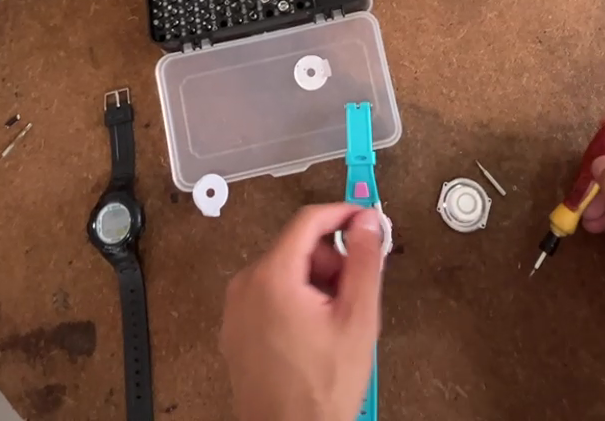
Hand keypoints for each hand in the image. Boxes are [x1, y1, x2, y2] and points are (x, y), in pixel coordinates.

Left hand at [220, 204, 385, 420]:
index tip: (365, 218)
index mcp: (272, 276)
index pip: (308, 220)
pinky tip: (313, 332)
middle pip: (296, 246)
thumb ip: (365, 260)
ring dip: (315, 282)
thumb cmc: (321, 390)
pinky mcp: (236, 328)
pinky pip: (269, 293)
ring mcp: (236, 308)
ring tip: (334, 320)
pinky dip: (294, 299)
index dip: (342, 214)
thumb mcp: (357, 319)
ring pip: (285, 270)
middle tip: (353, 290)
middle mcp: (246, 285)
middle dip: (330, 260)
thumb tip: (368, 221)